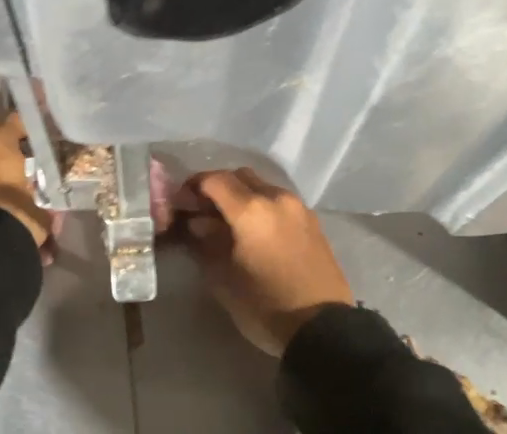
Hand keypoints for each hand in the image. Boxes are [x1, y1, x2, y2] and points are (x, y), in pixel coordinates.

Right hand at [178, 167, 353, 355]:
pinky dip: (263, 207)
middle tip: (204, 212)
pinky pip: (280, 202)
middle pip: (239, 176)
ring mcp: (298, 207)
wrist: (323, 330)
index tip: (182, 203)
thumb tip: (197, 222)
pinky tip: (257, 232)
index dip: (193, 186)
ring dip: (243, 196)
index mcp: (251, 209)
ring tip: (231, 224)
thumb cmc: (266, 306)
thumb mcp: (225, 278)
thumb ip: (207, 242)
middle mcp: (276, 197)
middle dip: (219, 188)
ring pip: (262, 186)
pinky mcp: (313, 221)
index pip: (214, 180)